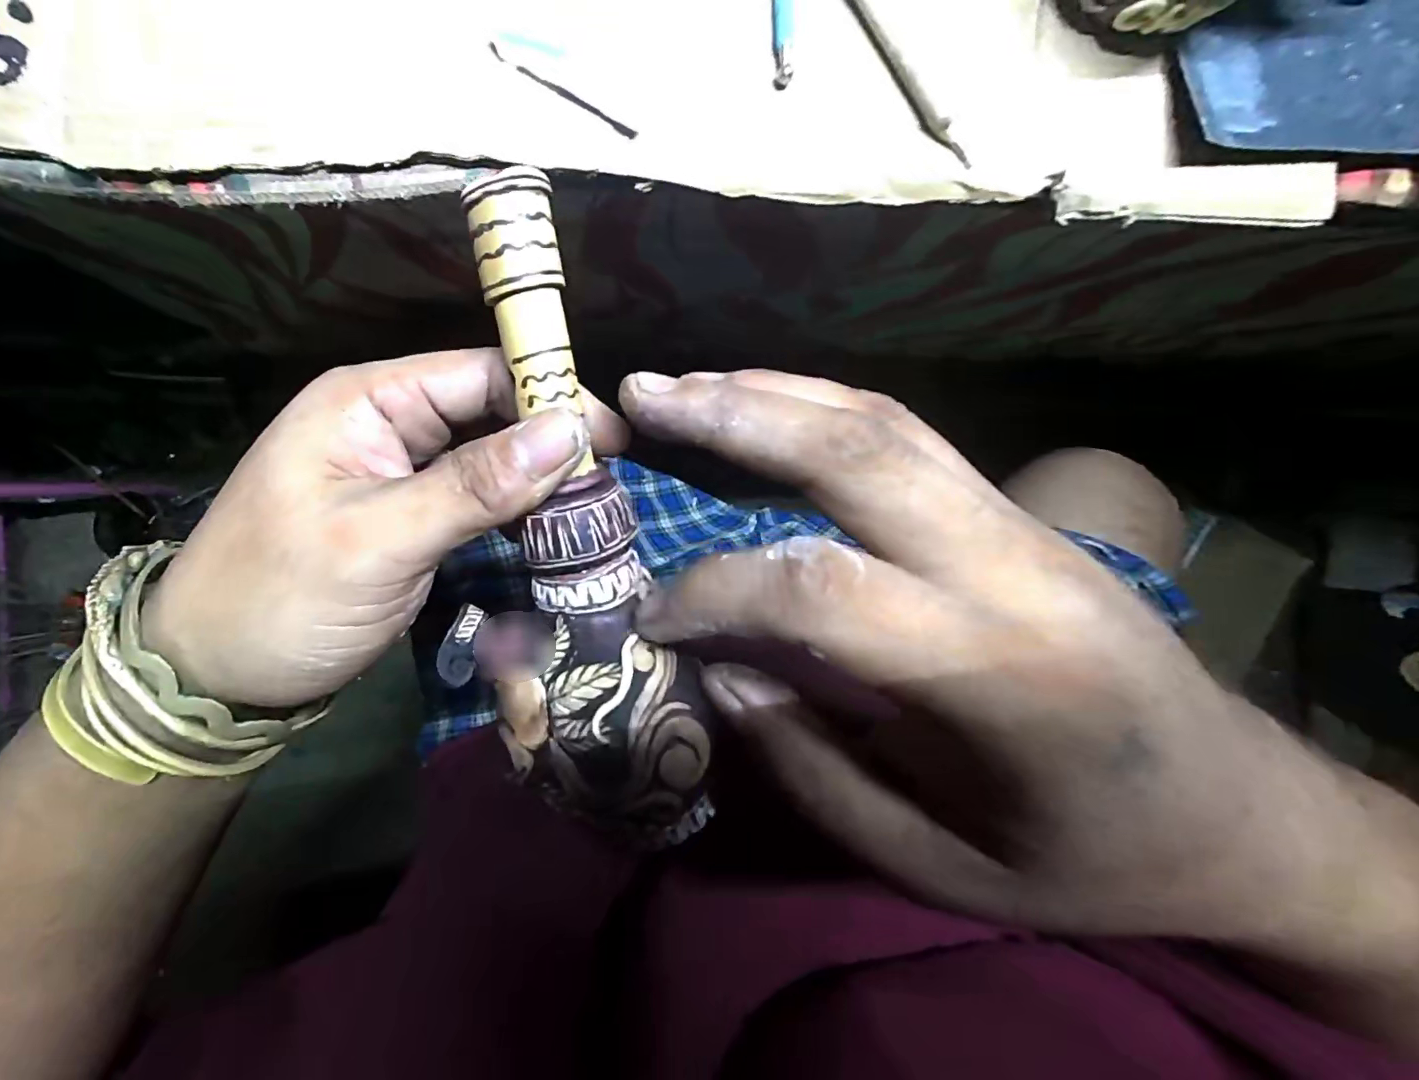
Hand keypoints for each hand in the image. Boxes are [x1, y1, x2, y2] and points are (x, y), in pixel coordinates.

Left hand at [141, 350, 626, 708]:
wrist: (217, 672)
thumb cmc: (281, 598)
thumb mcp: (378, 540)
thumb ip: (472, 485)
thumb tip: (567, 431)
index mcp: (365, 402)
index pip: (476, 373)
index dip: (547, 395)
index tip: (613, 438)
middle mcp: (383, 424)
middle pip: (485, 411)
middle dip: (546, 440)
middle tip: (611, 484)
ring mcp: (394, 475)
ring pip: (483, 458)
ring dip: (533, 480)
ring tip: (593, 509)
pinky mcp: (403, 520)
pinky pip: (467, 500)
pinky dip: (507, 511)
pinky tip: (547, 528)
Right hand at [619, 371, 1418, 970]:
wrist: (1240, 815)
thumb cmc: (1078, 857)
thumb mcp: (925, 859)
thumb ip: (803, 762)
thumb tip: (717, 668)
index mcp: (1001, 673)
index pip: (821, 589)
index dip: (713, 593)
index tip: (650, 617)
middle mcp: (1014, 569)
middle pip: (859, 454)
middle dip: (733, 416)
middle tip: (638, 396)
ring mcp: (1019, 524)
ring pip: (880, 422)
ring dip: (765, 393)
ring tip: (676, 386)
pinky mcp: (1008, 511)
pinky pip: (900, 433)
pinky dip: (811, 404)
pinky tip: (753, 400)